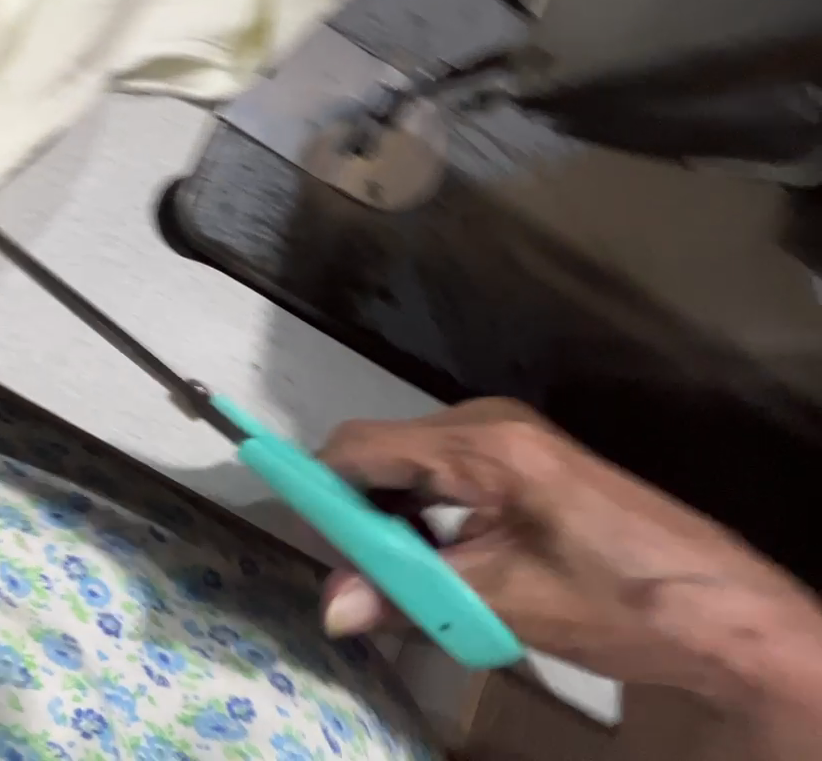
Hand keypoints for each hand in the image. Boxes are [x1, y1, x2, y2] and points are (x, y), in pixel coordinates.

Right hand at [316, 399, 821, 708]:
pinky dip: (422, 505)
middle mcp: (485, 423)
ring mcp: (507, 436)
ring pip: (408, 458)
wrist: (746, 624)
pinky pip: (441, 466)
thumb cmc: (622, 604)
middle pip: (381, 448)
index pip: (362, 446)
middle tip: (352, 560)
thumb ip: (404, 596)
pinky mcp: (522, 455)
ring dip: (388, 506)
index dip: (319, 482)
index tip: (302, 529)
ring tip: (393, 562)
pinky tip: (435, 548)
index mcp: (481, 446)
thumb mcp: (503, 603)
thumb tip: (329, 611)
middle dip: (355, 502)